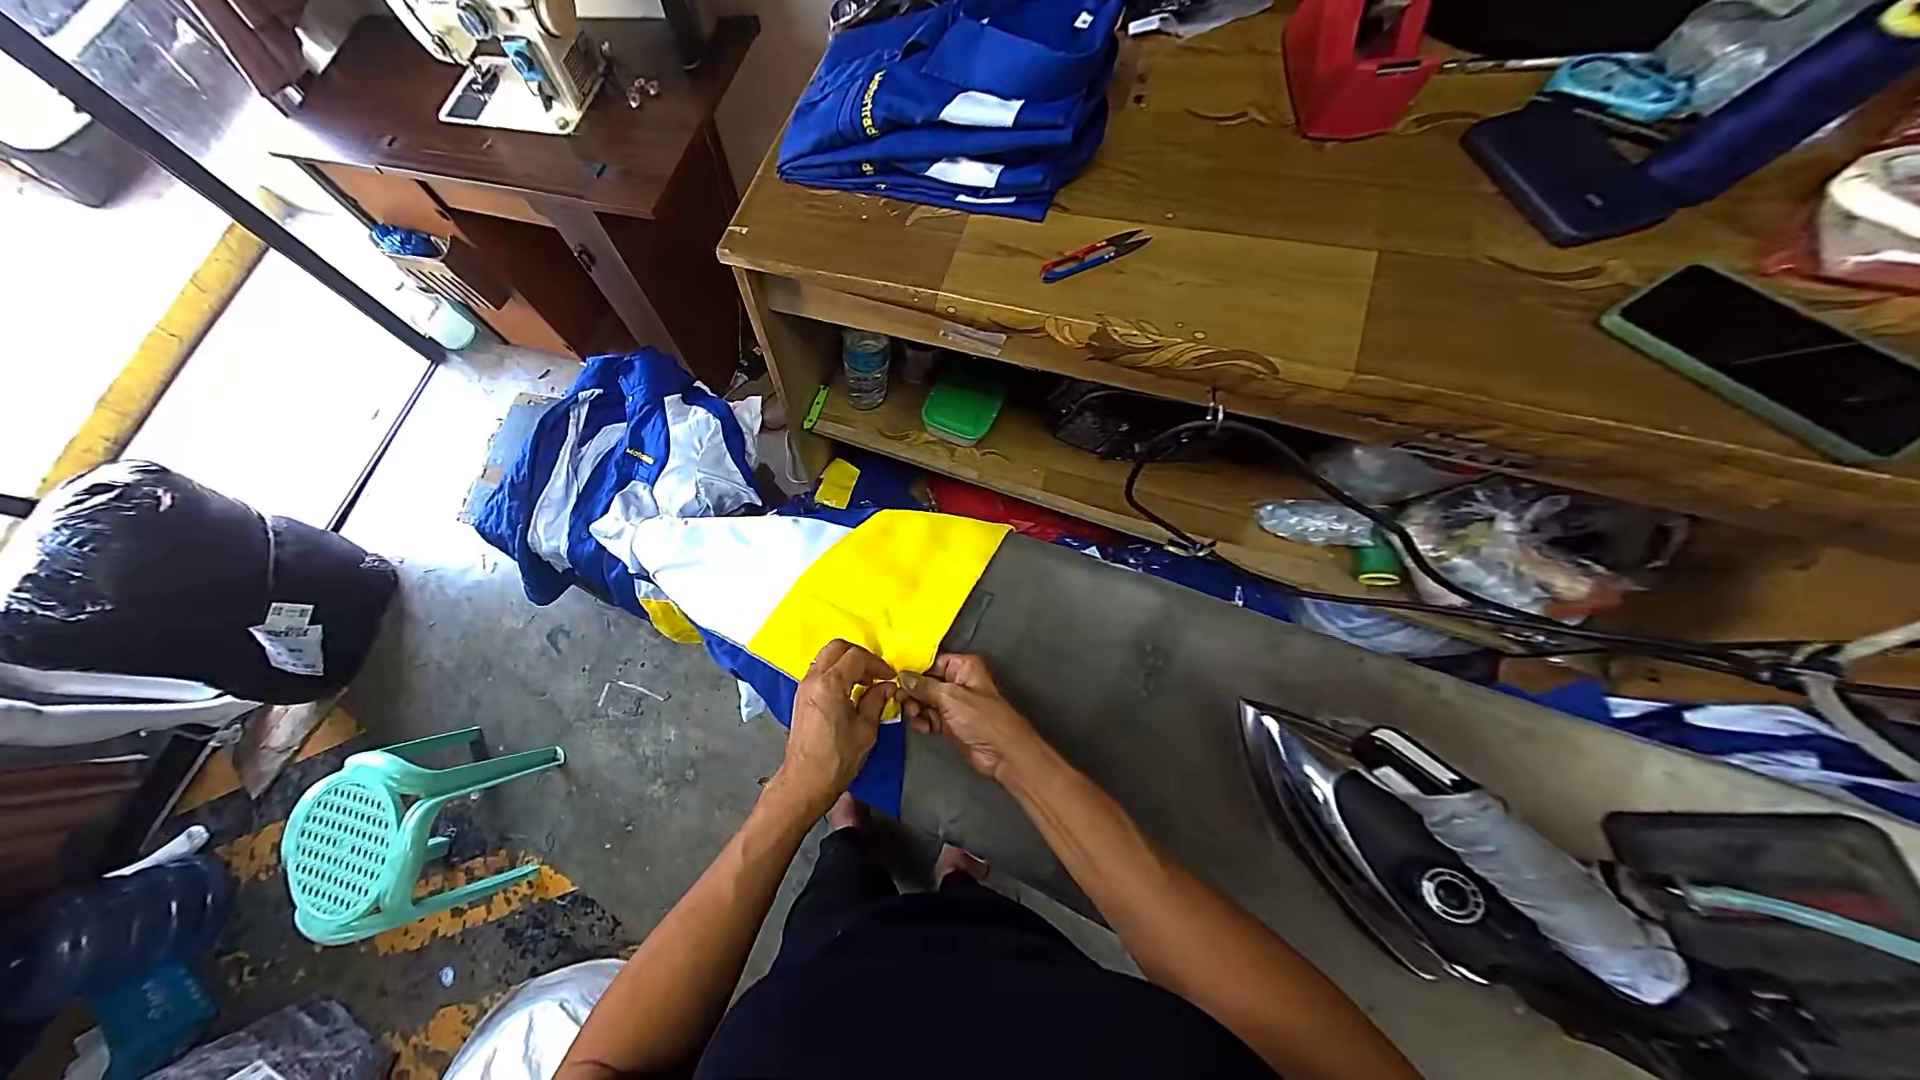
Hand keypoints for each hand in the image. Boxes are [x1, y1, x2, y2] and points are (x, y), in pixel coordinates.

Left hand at [776, 639, 894, 807]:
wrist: (806, 781)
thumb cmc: (837, 759)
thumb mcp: (866, 729)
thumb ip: (877, 701)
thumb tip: (886, 687)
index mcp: (830, 685)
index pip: (856, 657)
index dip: (877, 664)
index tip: (889, 677)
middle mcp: (813, 680)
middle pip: (837, 648)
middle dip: (860, 656)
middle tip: (876, 672)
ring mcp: (804, 687)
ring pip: (826, 657)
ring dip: (847, 663)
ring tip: (865, 681)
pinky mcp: (801, 697)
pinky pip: (820, 671)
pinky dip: (837, 672)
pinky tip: (850, 690)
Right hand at [897, 653, 1042, 782]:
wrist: (1002, 753)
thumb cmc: (984, 719)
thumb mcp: (951, 698)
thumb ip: (924, 686)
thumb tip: (903, 677)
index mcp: (964, 667)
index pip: (932, 662)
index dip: (914, 670)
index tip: (896, 677)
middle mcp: (958, 682)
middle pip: (925, 682)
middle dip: (913, 692)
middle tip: (901, 700)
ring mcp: (953, 703)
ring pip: (925, 700)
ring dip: (916, 708)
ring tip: (913, 715)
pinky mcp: (950, 722)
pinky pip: (929, 716)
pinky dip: (923, 721)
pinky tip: (922, 726)